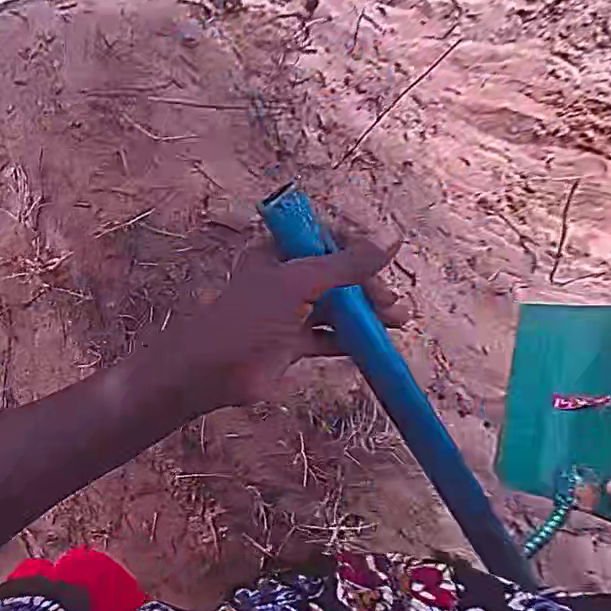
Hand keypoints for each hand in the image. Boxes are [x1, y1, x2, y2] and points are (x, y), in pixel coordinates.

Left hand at [150, 235, 407, 412]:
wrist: (213, 371)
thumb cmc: (249, 318)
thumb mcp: (299, 283)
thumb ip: (346, 264)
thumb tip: (392, 240)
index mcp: (276, 253)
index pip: (324, 239)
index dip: (354, 248)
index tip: (379, 262)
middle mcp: (283, 280)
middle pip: (335, 275)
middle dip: (367, 285)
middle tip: (389, 302)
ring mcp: (287, 313)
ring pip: (335, 307)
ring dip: (366, 313)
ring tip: (397, 320)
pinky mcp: (291, 345)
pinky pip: (328, 337)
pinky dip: (352, 339)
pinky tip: (375, 343)